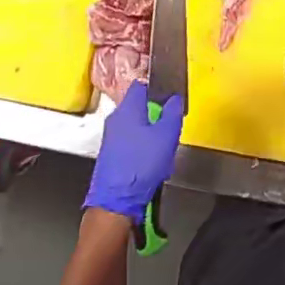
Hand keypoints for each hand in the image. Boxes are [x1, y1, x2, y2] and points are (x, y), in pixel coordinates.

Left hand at [84, 81, 184, 219]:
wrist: (116, 198)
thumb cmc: (142, 162)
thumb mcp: (166, 135)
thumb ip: (172, 113)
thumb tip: (174, 98)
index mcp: (127, 108)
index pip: (140, 86)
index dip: (156, 88)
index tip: (169, 97)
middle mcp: (115, 119)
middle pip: (138, 108)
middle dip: (156, 116)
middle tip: (171, 128)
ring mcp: (110, 137)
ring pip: (135, 127)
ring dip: (151, 135)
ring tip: (164, 150)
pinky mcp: (110, 154)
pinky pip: (130, 143)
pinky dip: (143, 148)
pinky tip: (152, 163)